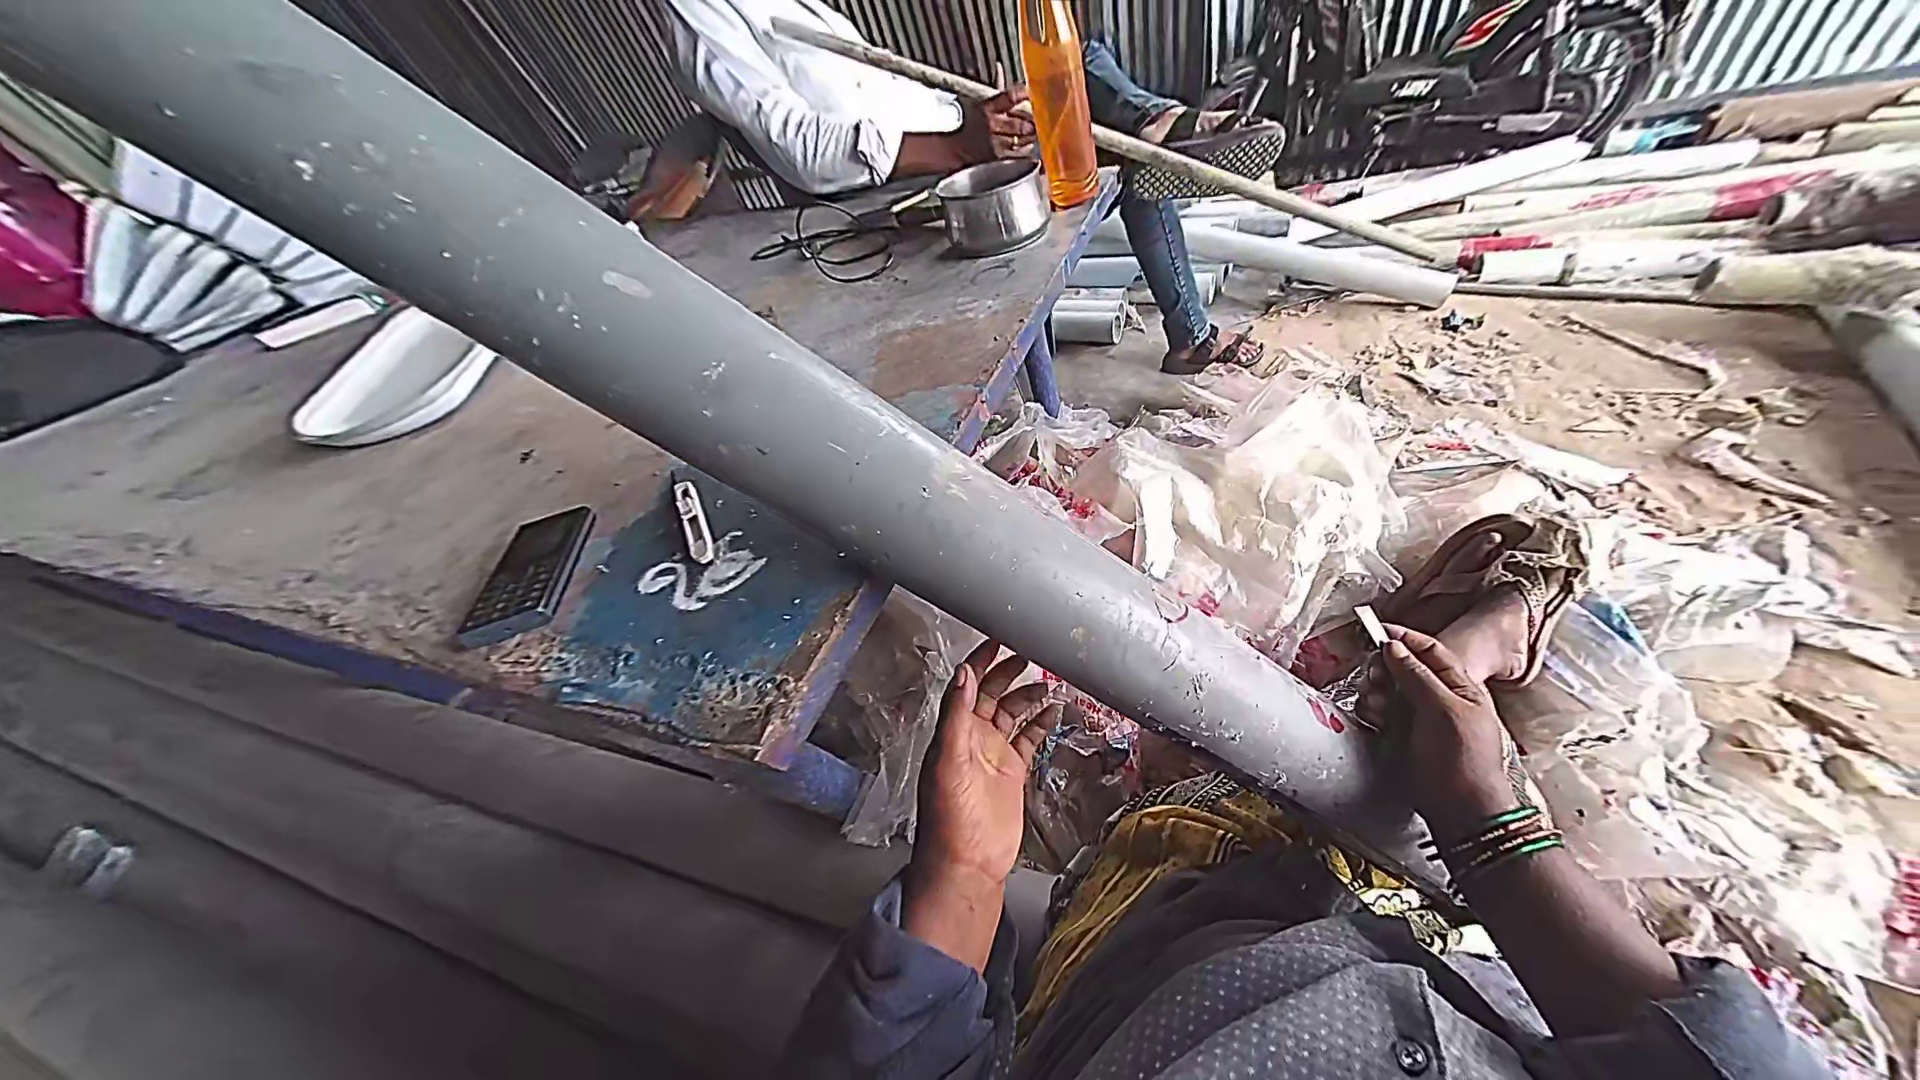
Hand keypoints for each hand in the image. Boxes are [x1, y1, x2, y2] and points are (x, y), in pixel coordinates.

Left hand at [903, 640, 1058, 970]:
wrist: (968, 862)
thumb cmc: (949, 816)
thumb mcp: (948, 760)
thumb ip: (957, 715)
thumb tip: (965, 673)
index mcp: (954, 730)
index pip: (967, 684)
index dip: (980, 660)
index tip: (997, 638)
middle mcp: (973, 736)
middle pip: (991, 692)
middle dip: (1007, 671)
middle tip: (1027, 653)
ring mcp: (994, 752)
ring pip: (1013, 712)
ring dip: (1027, 695)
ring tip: (1045, 682)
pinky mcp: (1013, 770)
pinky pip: (1029, 738)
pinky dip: (1040, 722)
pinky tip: (1053, 711)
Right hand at [959, 87, 1036, 162]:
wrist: (956, 148)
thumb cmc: (971, 123)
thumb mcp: (981, 103)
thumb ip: (995, 88)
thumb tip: (999, 66)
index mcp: (989, 107)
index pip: (1010, 97)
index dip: (1023, 94)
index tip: (1031, 94)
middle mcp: (992, 124)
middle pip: (1019, 121)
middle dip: (1031, 122)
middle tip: (1039, 120)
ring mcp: (995, 142)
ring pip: (1019, 138)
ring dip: (1029, 136)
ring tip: (1035, 133)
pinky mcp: (996, 157)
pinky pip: (1016, 153)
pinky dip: (1024, 150)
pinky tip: (1028, 146)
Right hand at [1358, 624, 1518, 843]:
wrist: (1458, 805)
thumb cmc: (1464, 757)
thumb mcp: (1445, 709)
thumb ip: (1416, 675)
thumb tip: (1392, 646)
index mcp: (1459, 686)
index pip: (1429, 650)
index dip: (1404, 638)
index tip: (1376, 631)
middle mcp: (1435, 696)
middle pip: (1400, 666)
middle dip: (1383, 669)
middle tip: (1375, 677)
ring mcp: (1416, 714)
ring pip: (1384, 687)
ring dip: (1375, 691)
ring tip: (1378, 706)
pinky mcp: (1398, 731)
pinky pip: (1376, 708)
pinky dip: (1370, 709)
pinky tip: (1375, 719)